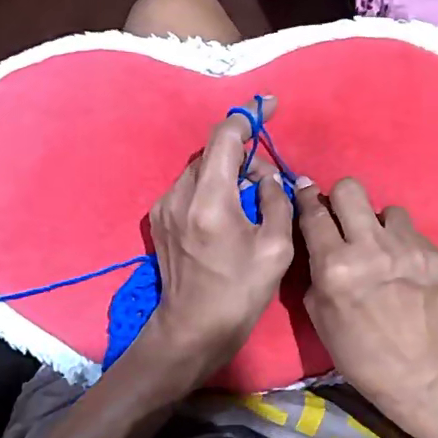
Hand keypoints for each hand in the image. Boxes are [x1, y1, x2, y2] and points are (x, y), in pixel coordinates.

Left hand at [136, 108, 294, 378]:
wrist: (192, 329)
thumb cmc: (240, 293)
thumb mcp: (276, 248)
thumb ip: (276, 201)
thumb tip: (268, 177)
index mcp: (210, 200)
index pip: (225, 137)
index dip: (249, 116)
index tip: (270, 107)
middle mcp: (180, 195)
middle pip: (212, 152)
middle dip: (242, 154)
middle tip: (268, 179)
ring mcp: (165, 207)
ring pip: (201, 170)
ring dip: (227, 172)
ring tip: (251, 200)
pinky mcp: (161, 220)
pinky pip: (191, 188)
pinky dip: (213, 189)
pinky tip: (229, 214)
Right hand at [297, 178, 437, 419]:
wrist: (417, 371)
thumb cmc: (357, 350)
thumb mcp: (318, 312)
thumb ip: (315, 268)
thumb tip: (316, 235)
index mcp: (335, 267)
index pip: (315, 212)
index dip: (307, 197)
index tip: (306, 189)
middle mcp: (372, 249)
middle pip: (351, 189)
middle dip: (342, 198)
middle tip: (343, 216)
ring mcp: (408, 249)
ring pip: (388, 210)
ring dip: (379, 226)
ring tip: (382, 251)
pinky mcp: (436, 255)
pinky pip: (413, 234)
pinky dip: (404, 246)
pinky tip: (405, 271)